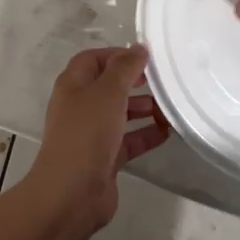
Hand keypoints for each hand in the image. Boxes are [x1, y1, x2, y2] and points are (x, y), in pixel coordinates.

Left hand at [26, 46, 170, 229]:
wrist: (72, 192)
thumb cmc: (87, 133)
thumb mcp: (107, 92)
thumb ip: (124, 68)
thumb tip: (138, 48)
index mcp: (73, 84)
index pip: (93, 59)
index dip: (116, 55)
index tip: (144, 58)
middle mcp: (80, 106)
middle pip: (107, 86)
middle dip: (133, 83)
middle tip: (160, 82)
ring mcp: (91, 134)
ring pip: (119, 114)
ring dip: (142, 109)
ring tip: (168, 108)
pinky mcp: (104, 158)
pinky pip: (127, 140)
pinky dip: (145, 135)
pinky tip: (167, 133)